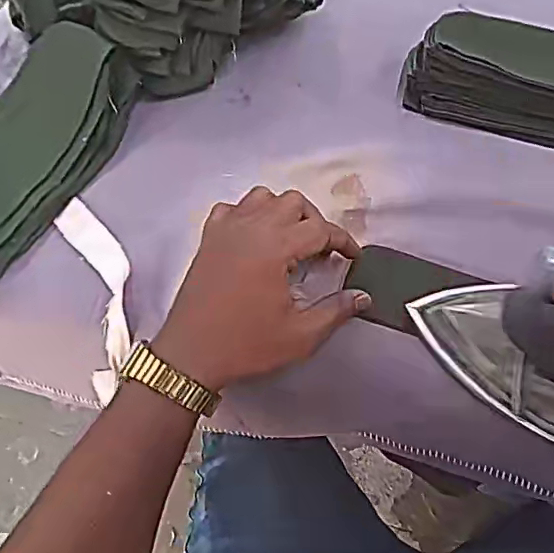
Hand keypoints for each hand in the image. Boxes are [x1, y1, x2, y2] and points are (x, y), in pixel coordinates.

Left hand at [151, 186, 368, 391]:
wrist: (191, 354)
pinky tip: (256, 239)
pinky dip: (250, 215)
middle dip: (315, 222)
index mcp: (275, 248)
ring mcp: (225, 230)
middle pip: (293, 203)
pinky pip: (233, 209)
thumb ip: (336, 311)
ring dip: (284, 213)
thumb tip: (362, 297)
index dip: (343, 242)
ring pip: (263, 198)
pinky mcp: (208, 240)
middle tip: (323, 252)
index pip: (320, 229)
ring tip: (291, 241)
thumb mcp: (301, 335)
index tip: (353, 258)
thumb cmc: (246, 345)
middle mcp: (250, 229)